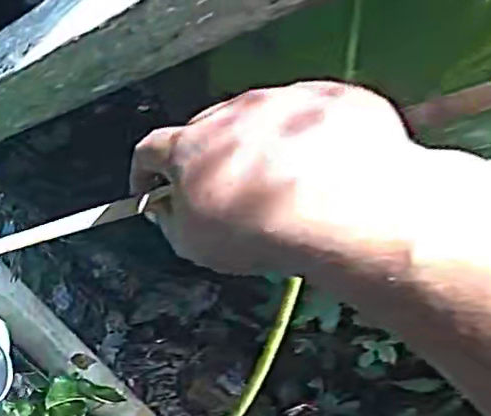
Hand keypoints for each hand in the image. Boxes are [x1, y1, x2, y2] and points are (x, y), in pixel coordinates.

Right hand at [130, 81, 443, 276]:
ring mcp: (289, 101)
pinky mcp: (336, 99)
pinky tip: (302, 173)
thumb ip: (167, 217)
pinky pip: (304, 117)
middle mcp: (237, 113)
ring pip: (255, 120)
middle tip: (209, 193)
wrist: (346, 214)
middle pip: (204, 130)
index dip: (144, 175)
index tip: (153, 190)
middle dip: (201, 159)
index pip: (148, 150)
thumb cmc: (264, 228)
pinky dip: (297, 141)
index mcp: (190, 146)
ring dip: (250, 148)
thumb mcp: (186, 241)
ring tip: (262, 186)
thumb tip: (168, 208)